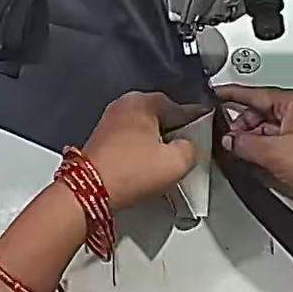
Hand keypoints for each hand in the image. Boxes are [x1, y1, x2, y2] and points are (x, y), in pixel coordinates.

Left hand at [81, 92, 201, 209]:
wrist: (91, 190)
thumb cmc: (130, 171)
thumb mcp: (176, 162)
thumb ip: (192, 148)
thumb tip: (189, 147)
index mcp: (141, 101)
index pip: (178, 107)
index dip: (194, 124)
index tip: (201, 139)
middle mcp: (123, 105)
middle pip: (160, 118)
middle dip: (173, 135)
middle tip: (182, 156)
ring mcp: (110, 121)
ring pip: (144, 130)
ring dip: (156, 145)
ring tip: (163, 166)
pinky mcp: (102, 139)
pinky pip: (130, 141)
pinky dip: (139, 152)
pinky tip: (145, 169)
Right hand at [215, 84, 292, 223]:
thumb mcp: (274, 153)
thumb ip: (244, 144)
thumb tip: (230, 140)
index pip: (253, 92)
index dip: (230, 94)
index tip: (214, 95)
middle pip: (260, 113)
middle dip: (242, 128)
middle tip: (228, 141)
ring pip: (271, 132)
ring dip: (256, 144)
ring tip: (247, 157)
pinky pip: (282, 147)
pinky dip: (270, 155)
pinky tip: (265, 167)